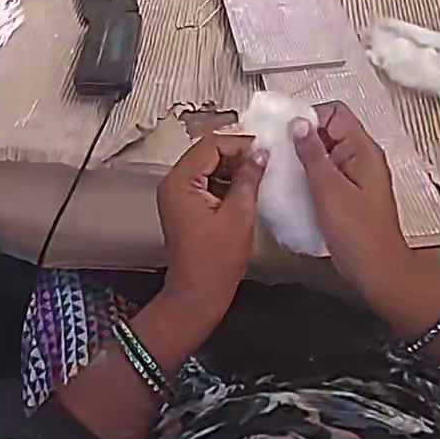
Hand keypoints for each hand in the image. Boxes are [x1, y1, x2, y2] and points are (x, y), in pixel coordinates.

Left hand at [157, 134, 266, 320]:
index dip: (239, 144)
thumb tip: (261, 154)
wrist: (197, 294)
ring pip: (207, 167)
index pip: (210, 146)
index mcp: (180, 182)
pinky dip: (226, 182)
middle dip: (237, 155)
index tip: (264, 149)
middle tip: (265, 160)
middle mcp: (173, 184)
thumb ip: (249, 179)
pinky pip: (206, 183)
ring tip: (260, 174)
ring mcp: (178, 195)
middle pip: (206, 153)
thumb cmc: (215, 261)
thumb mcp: (238, 215)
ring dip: (233, 168)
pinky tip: (247, 188)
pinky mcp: (185, 206)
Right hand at [291, 101, 413, 302]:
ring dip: (301, 157)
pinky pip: (324, 172)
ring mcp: (354, 175)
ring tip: (279, 167)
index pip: (334, 113)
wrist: (376, 270)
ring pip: (323, 152)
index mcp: (362, 150)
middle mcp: (360, 157)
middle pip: (327, 130)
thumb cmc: (355, 231)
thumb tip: (298, 122)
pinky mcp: (346, 192)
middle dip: (300, 137)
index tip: (283, 133)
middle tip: (275, 151)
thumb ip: (312, 153)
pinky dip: (307, 174)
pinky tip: (290, 185)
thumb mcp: (328, 188)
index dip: (308, 117)